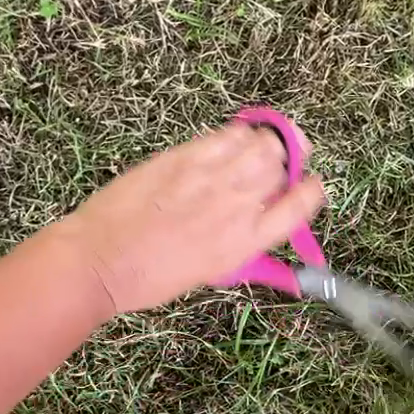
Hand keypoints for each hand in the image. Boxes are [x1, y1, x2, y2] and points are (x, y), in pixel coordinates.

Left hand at [49, 123, 326, 313]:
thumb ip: (243, 249)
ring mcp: (210, 177)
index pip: (301, 203)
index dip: (311, 189)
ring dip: (264, 144)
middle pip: (282, 165)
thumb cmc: (153, 277)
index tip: (308, 185)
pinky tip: (227, 144)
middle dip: (286, 161)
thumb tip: (267, 246)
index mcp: (247, 241)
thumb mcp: (211, 272)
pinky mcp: (183, 157)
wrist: (102, 260)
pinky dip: (235, 136)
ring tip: (253, 151)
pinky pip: (225, 135)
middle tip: (276, 162)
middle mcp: (237, 205)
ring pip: (259, 142)